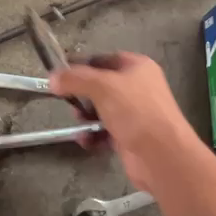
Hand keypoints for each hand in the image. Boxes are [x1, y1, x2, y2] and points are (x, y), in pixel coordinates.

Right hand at [49, 53, 213, 194]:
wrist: (162, 156)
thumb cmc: (135, 111)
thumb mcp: (103, 87)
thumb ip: (76, 79)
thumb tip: (53, 77)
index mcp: (137, 67)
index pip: (104, 59)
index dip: (82, 66)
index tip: (62, 75)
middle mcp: (138, 87)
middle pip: (102, 86)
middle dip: (83, 95)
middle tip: (71, 103)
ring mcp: (136, 114)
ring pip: (103, 110)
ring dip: (87, 117)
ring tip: (78, 124)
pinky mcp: (131, 137)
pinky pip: (106, 132)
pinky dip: (94, 136)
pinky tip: (85, 141)